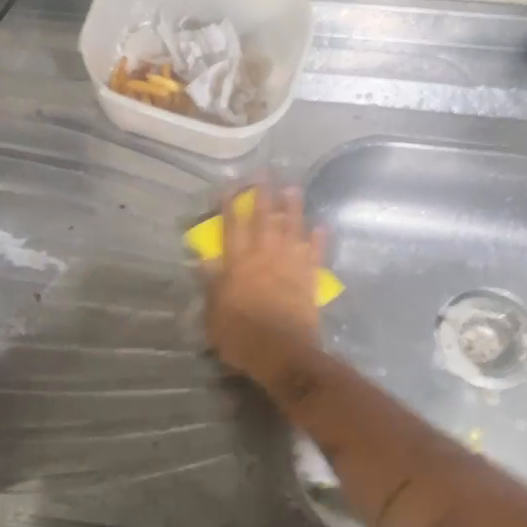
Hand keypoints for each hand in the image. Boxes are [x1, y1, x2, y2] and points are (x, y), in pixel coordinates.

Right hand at [202, 184, 324, 381]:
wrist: (283, 353)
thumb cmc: (240, 336)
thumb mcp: (214, 312)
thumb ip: (212, 284)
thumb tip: (205, 261)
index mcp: (237, 263)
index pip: (232, 226)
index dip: (230, 204)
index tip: (230, 184)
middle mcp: (264, 256)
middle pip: (264, 218)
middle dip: (263, 194)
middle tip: (265, 173)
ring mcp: (290, 265)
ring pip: (292, 228)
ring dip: (293, 207)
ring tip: (293, 188)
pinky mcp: (310, 278)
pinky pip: (316, 252)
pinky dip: (319, 238)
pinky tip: (321, 225)